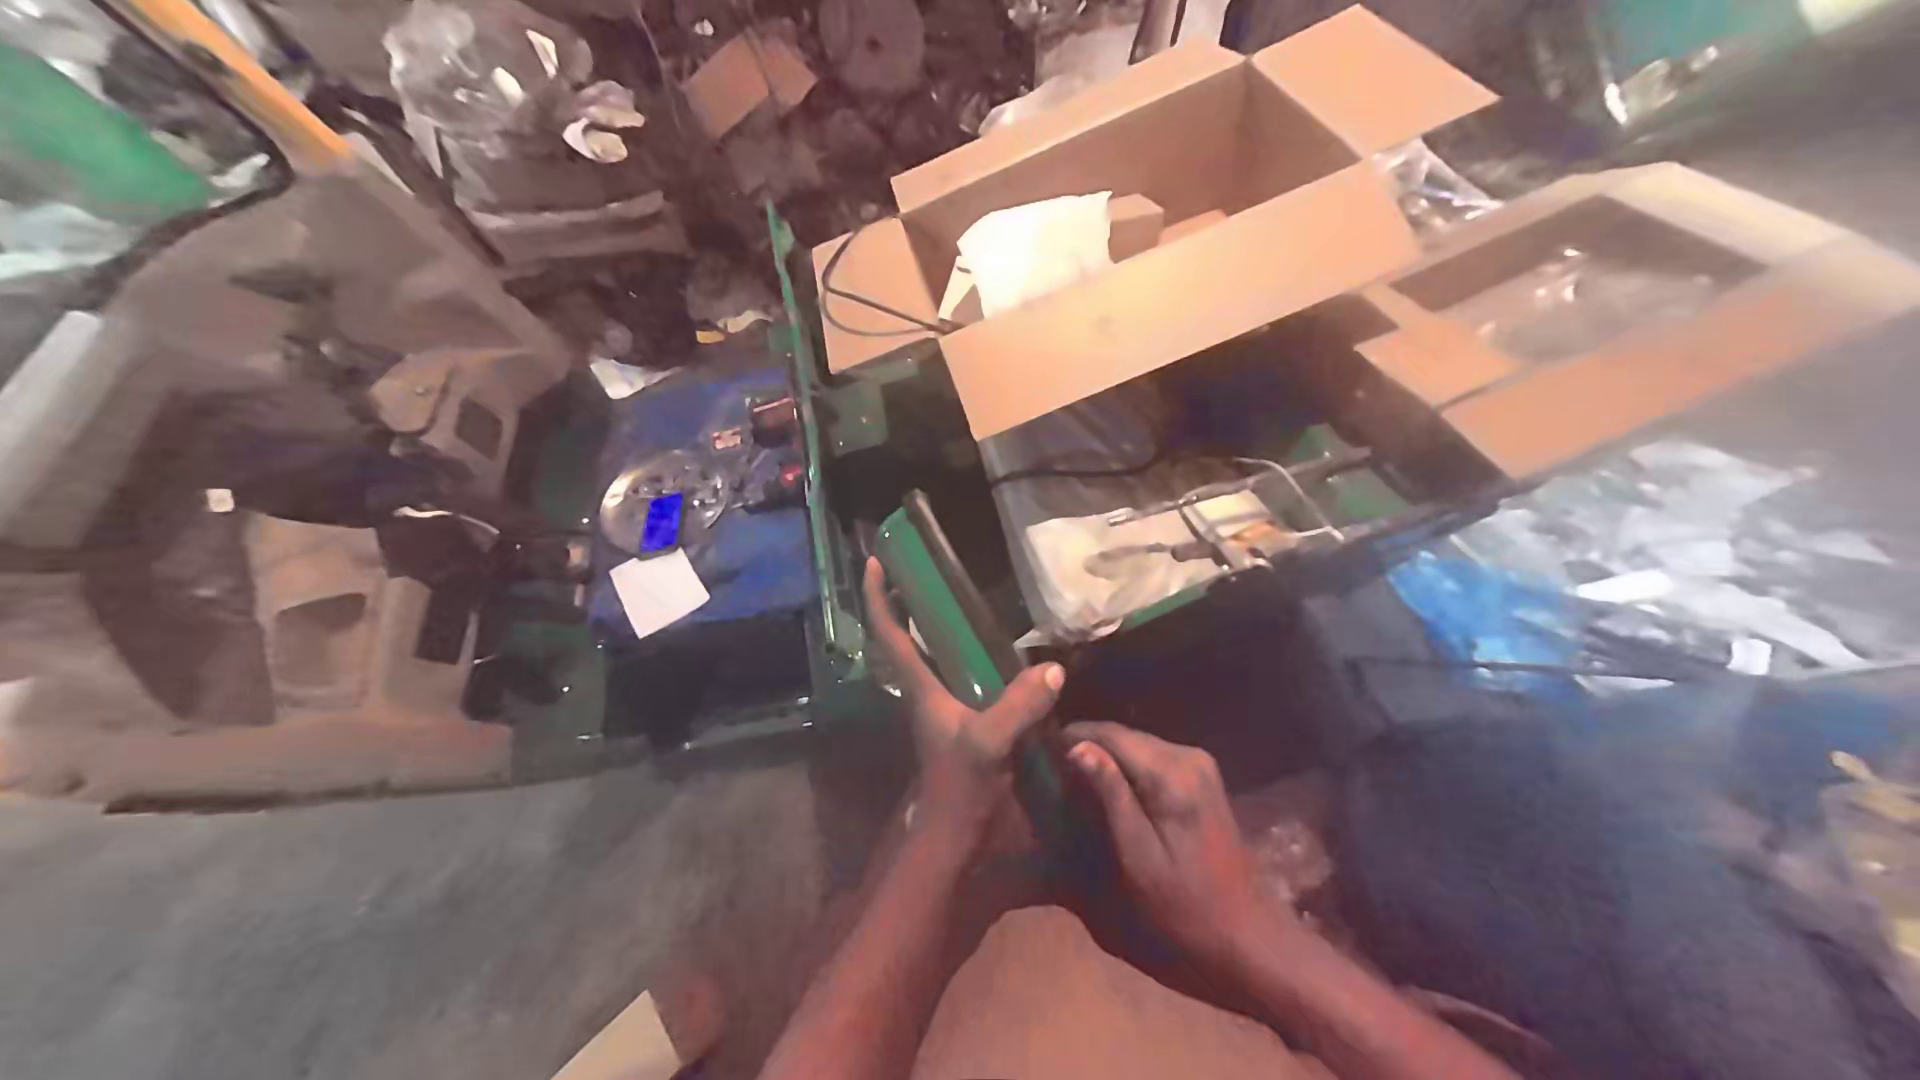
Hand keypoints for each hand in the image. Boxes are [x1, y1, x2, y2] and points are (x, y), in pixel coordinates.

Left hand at [863, 558, 1063, 843]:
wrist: (955, 836)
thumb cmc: (958, 788)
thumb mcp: (987, 745)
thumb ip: (1016, 708)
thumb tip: (1052, 670)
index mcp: (920, 688)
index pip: (890, 634)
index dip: (880, 597)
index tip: (876, 561)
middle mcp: (926, 691)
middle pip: (906, 637)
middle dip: (905, 601)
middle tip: (920, 567)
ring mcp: (944, 706)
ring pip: (933, 655)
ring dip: (935, 625)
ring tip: (955, 595)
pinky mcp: (963, 720)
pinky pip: (962, 674)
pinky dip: (969, 654)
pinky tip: (996, 648)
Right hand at [1064, 722, 1296, 975]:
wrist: (1247, 935)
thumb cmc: (1185, 907)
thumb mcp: (1138, 857)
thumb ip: (1111, 796)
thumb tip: (1076, 746)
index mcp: (1172, 773)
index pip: (1111, 733)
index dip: (1072, 736)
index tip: (1039, 752)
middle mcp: (1188, 755)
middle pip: (1124, 735)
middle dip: (1086, 746)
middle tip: (1050, 770)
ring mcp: (1198, 763)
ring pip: (1136, 744)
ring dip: (1105, 757)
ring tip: (1070, 779)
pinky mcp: (1200, 776)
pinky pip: (1151, 757)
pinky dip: (1126, 767)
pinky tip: (1106, 788)